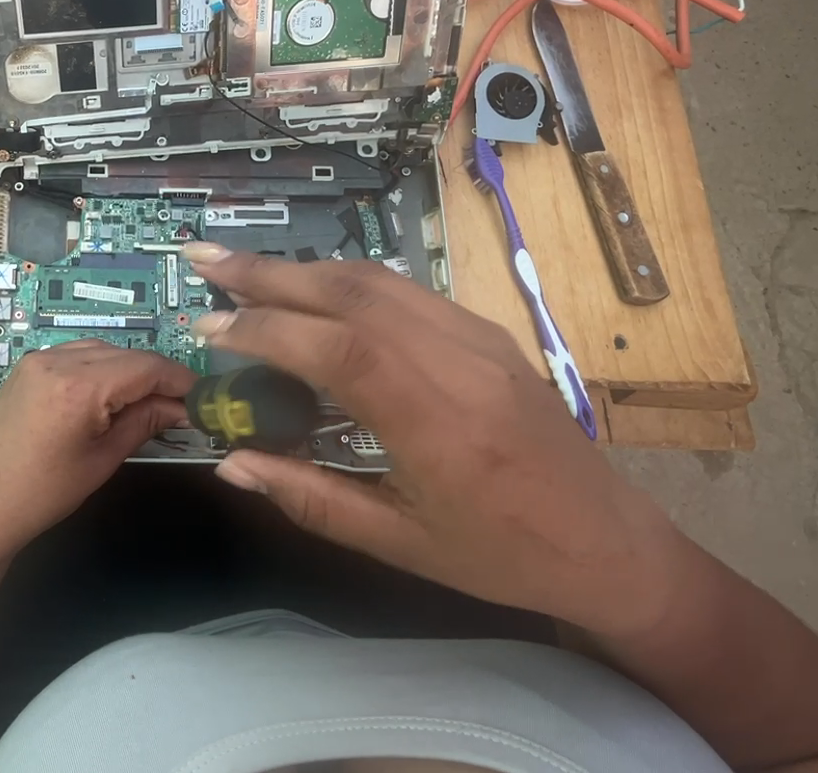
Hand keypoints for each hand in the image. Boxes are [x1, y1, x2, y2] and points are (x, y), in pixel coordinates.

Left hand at [0, 340, 195, 564]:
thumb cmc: (44, 493)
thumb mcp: (104, 459)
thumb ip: (145, 422)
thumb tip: (183, 408)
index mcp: (78, 385)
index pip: (145, 366)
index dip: (179, 379)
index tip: (203, 396)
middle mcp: (56, 359)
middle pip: (124, 354)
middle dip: (155, 375)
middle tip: (179, 405)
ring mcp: (37, 359)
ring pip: (101, 350)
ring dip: (128, 370)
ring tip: (148, 401)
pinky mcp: (26, 367)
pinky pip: (76, 355)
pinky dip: (100, 368)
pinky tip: (110, 393)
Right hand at [182, 243, 690, 637]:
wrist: (613, 543)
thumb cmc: (502, 557)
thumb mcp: (400, 545)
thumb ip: (310, 498)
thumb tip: (231, 462)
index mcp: (442, 428)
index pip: (341, 351)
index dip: (268, 330)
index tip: (209, 327)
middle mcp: (461, 364)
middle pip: (353, 294)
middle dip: (268, 273)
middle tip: (205, 259)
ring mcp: (478, 338)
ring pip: (376, 280)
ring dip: (300, 268)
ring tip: (240, 268)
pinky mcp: (485, 330)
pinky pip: (402, 290)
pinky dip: (341, 279)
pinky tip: (306, 287)